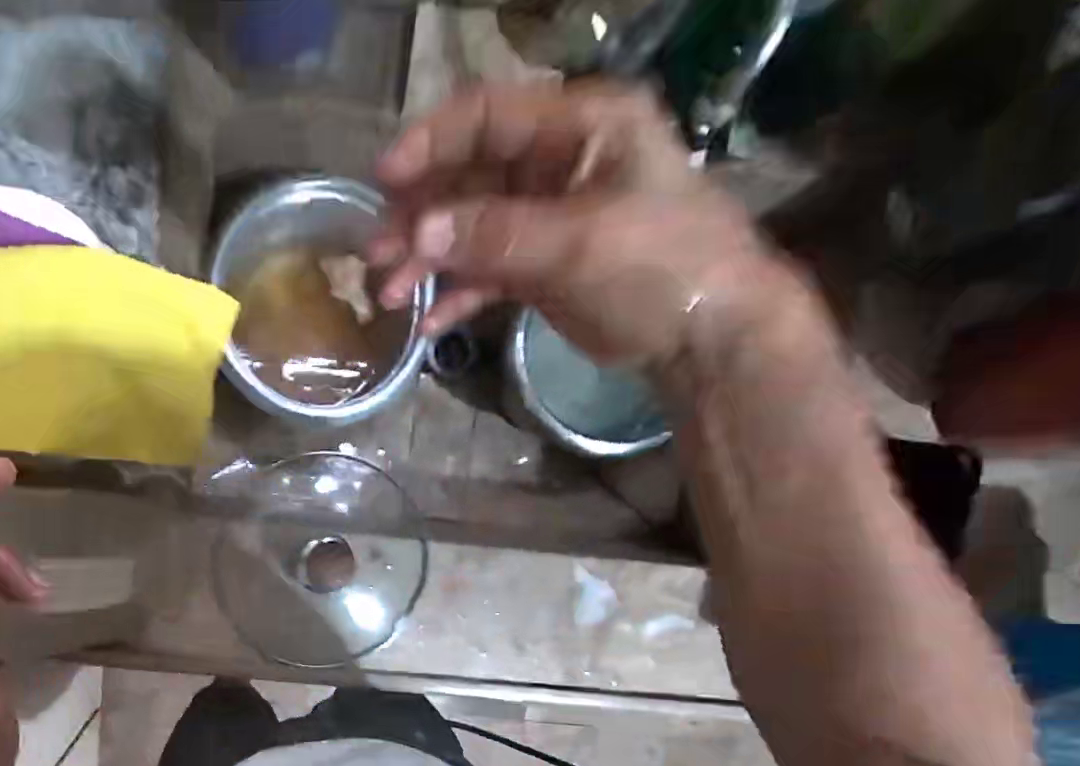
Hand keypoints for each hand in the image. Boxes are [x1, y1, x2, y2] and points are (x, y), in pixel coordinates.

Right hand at [371, 80, 816, 368]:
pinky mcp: (533, 266)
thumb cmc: (660, 266)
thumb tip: (418, 233)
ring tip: (390, 295)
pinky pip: (480, 273)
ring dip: (426, 262)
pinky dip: (453, 296)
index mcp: (580, 128)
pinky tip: (428, 323)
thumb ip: (494, 234)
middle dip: (418, 217)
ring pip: (465, 230)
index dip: (430, 143)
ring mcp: (541, 218)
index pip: (487, 117)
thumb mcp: (578, 243)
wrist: (702, 336)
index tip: (383, 180)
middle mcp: (554, 164)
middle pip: (465, 178)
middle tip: (376, 256)